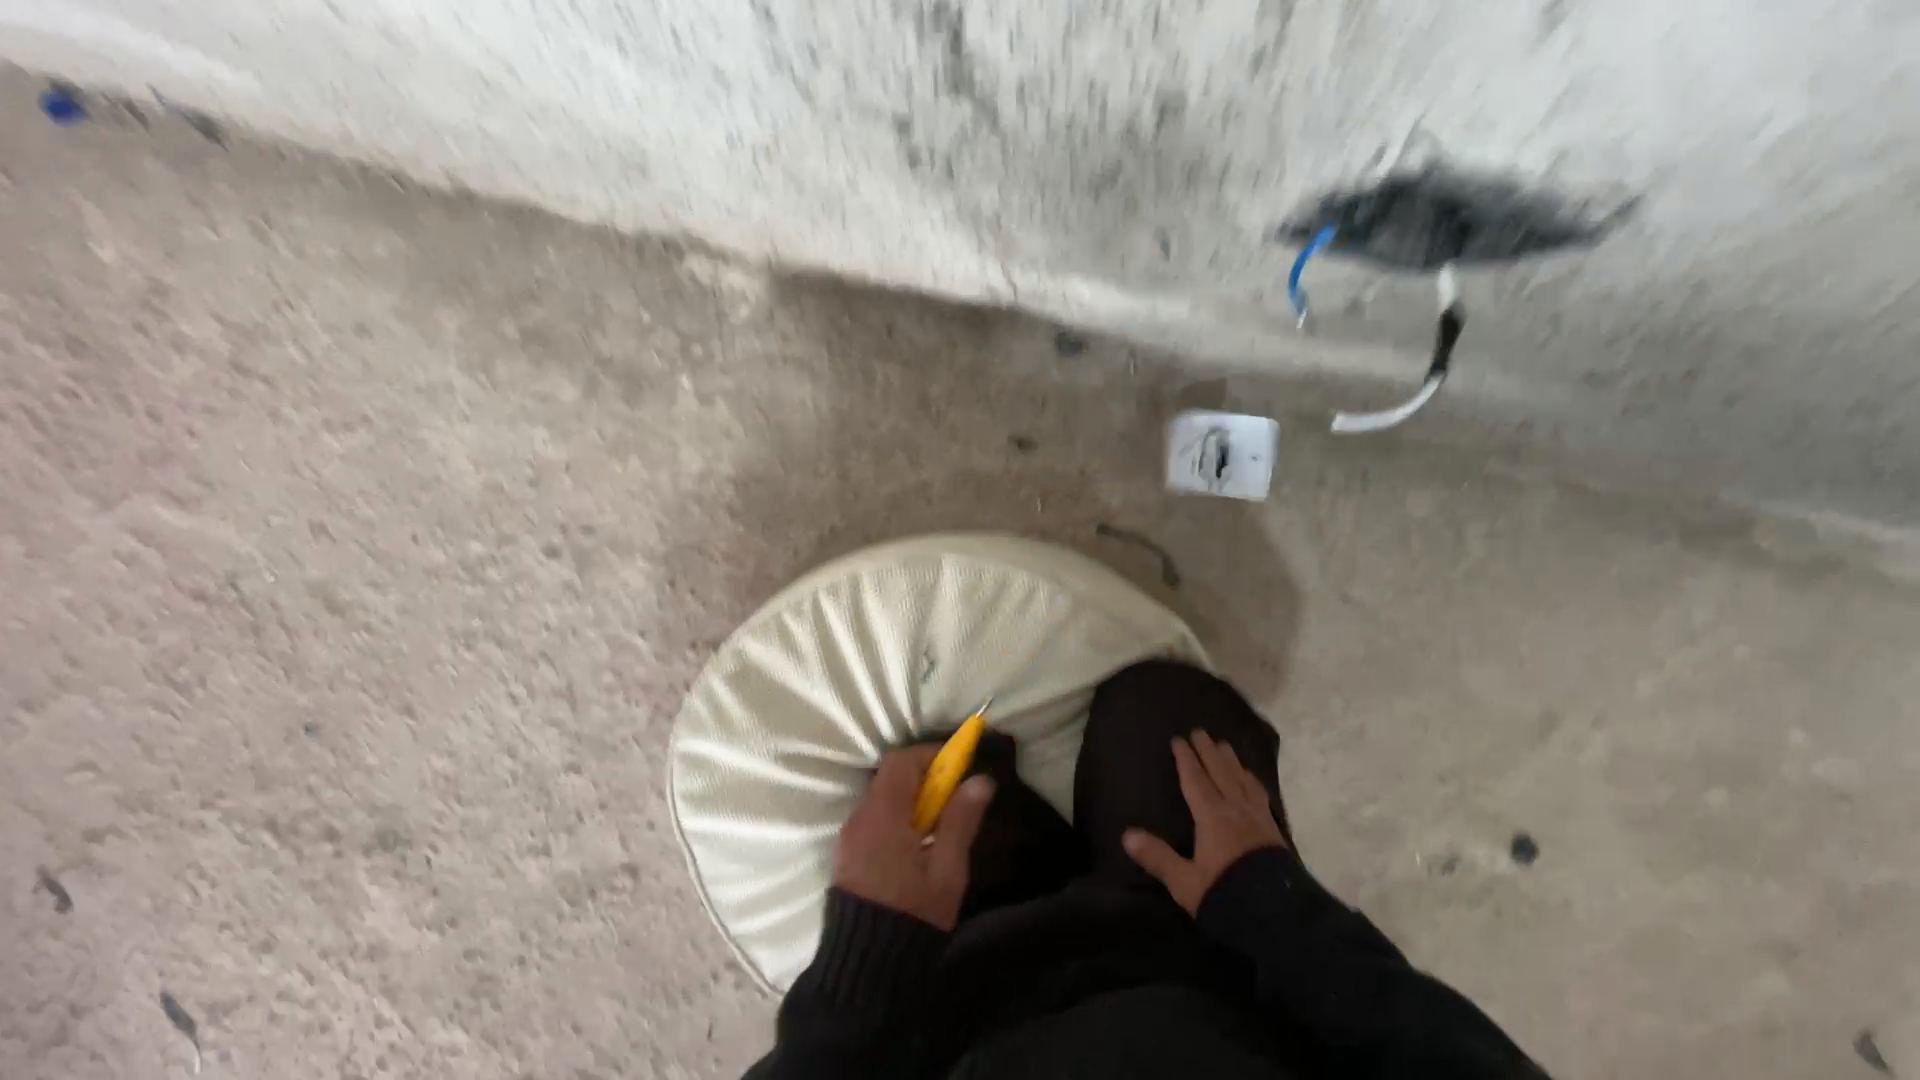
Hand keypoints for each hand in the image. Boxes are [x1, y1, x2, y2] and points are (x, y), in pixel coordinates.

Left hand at [833, 744, 994, 930]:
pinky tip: (916, 839)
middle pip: (888, 776)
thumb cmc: (914, 915)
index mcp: (883, 817)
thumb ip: (960, 821)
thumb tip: (980, 780)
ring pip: (879, 797)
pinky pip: (872, 817)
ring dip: (908, 795)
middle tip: (954, 792)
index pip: (900, 762)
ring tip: (939, 819)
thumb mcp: (947, 870)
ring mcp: (848, 837)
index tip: (958, 763)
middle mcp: (859, 819)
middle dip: (922, 774)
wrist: (868, 965)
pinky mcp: (847, 853)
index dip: (929, 755)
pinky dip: (894, 814)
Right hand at [1123, 730, 1287, 914]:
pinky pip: (1259, 794)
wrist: (1280, 915)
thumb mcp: (1185, 883)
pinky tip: (1251, 779)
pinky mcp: (1273, 830)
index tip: (1179, 739)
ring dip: (1231, 760)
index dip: (1186, 759)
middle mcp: (1235, 809)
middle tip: (1200, 731)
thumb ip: (1158, 857)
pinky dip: (1251, 780)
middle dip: (1208, 751)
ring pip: (1241, 779)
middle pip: (1220, 773)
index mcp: (1211, 817)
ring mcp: (1257, 818)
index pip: (1195, 780)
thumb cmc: (1226, 895)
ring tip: (1224, 746)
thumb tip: (1127, 835)